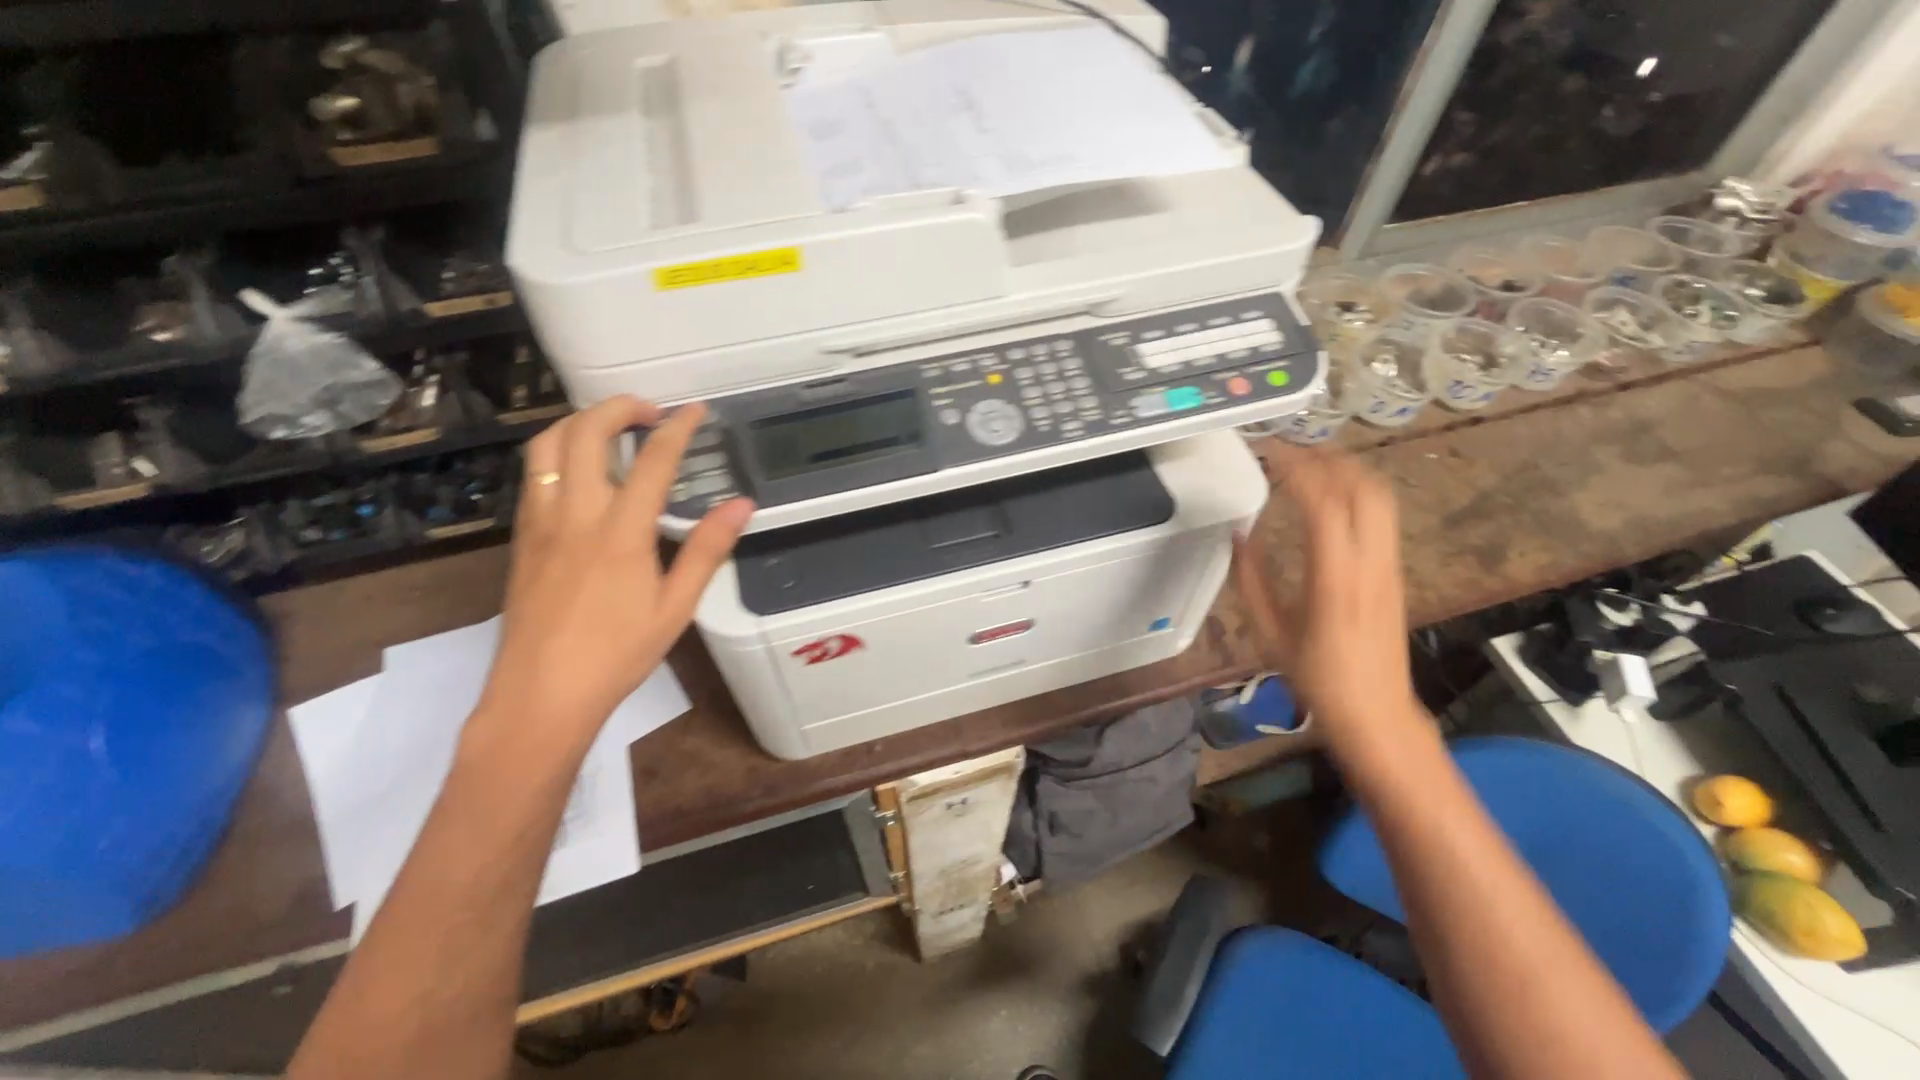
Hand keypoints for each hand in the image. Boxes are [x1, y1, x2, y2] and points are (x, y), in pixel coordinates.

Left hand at [477, 397, 752, 742]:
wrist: (542, 693)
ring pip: (547, 445)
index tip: (695, 411)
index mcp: (621, 532)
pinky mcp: (522, 537)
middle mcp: (575, 514)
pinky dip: (558, 452)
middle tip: (649, 411)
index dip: (676, 427)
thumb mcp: (676, 607)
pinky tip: (581, 471)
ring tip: (611, 428)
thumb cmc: (617, 654)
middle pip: (585, 433)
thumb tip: (741, 505)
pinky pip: (534, 474)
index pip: (652, 459)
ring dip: (580, 422)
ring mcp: (540, 522)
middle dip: (617, 406)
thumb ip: (707, 550)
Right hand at [1234, 445, 1421, 745]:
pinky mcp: (1396, 571)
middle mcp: (1370, 562)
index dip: (1296, 468)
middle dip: (1326, 458)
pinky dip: (1356, 492)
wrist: (1376, 713)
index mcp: (1335, 577)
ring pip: (1379, 496)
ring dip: (1346, 471)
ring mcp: (1390, 564)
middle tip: (1289, 452)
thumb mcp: (1270, 633)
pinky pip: (1382, 515)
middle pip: (1361, 486)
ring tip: (1310, 464)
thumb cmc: (1318, 679)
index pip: (1322, 501)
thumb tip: (1239, 534)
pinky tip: (1330, 498)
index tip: (1269, 452)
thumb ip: (1250, 579)